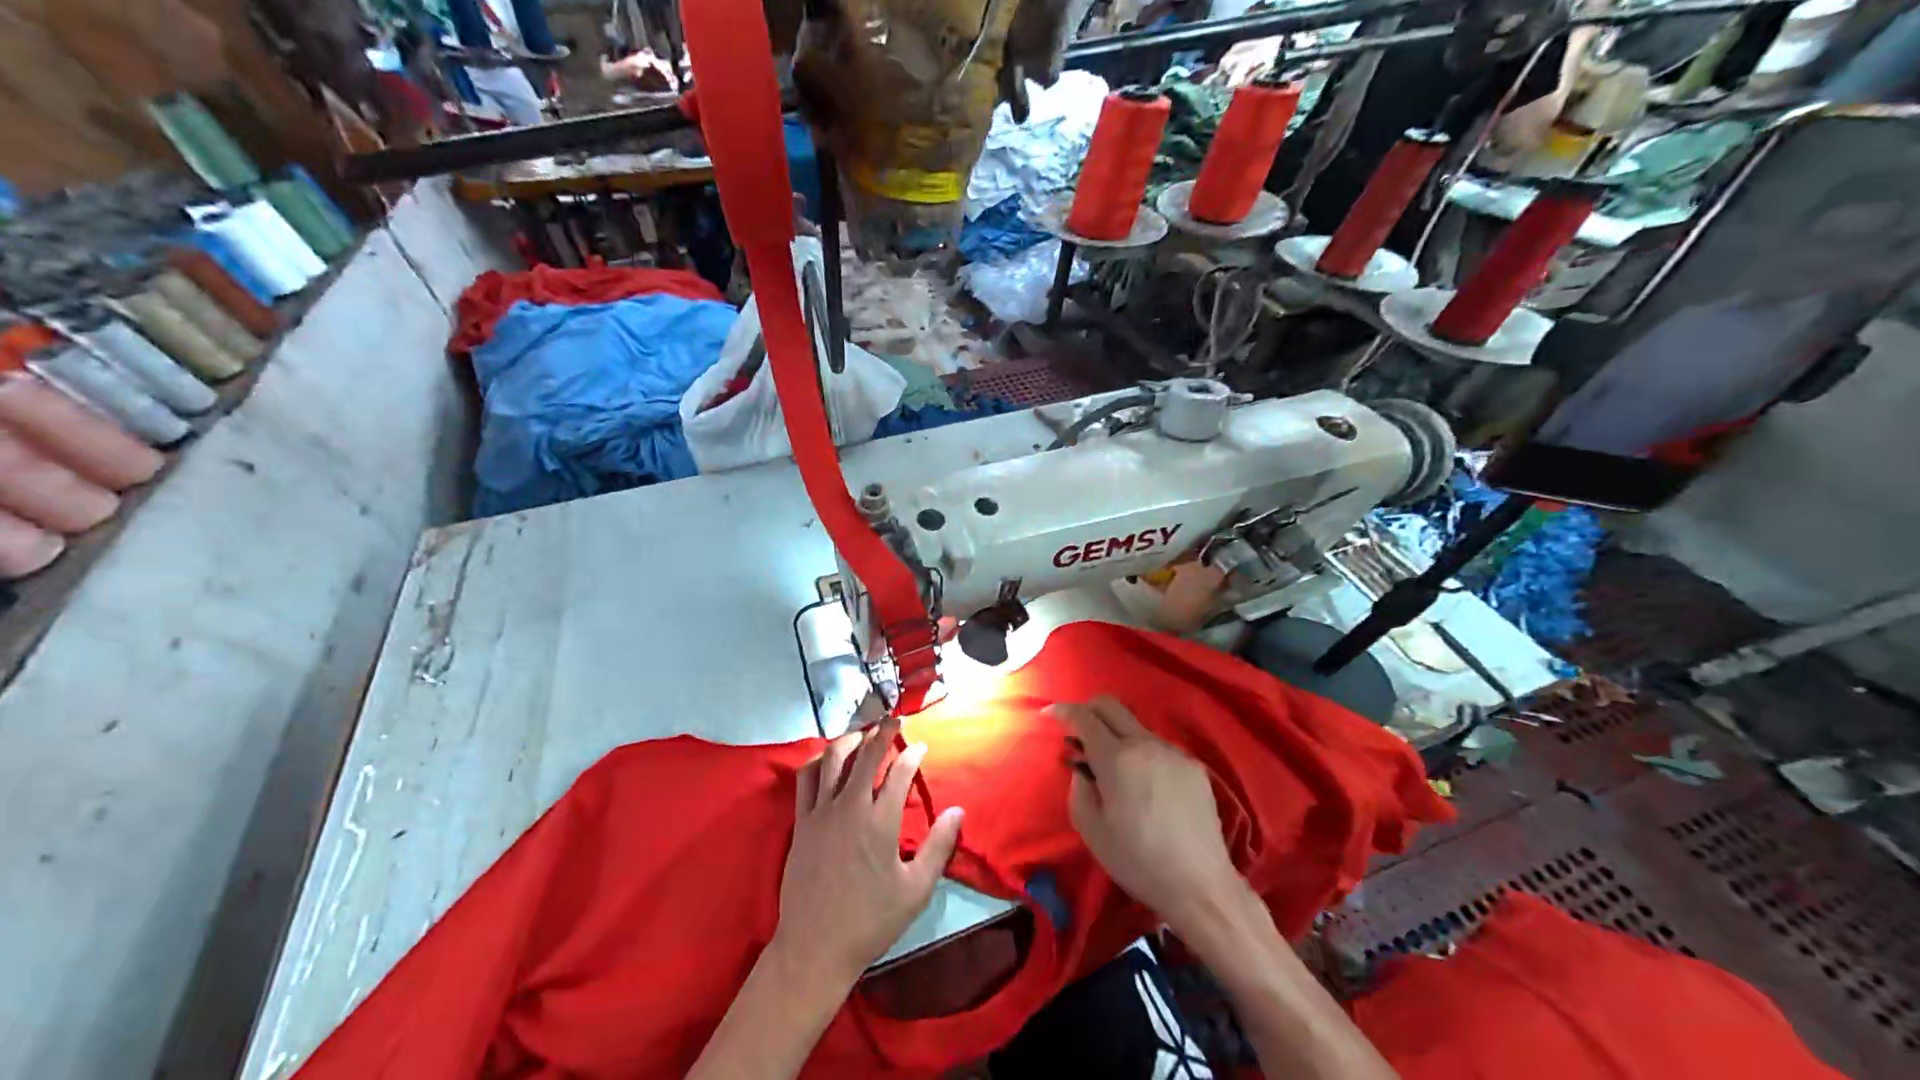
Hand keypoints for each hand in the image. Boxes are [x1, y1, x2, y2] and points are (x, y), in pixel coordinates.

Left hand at [769, 722, 964, 988]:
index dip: (913, 754)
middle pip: (866, 755)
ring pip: (833, 758)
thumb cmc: (871, 921)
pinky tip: (827, 757)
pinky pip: (806, 779)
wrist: (815, 947)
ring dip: (850, 739)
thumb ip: (939, 846)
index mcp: (880, 822)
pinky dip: (818, 760)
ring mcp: (820, 812)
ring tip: (863, 732)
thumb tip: (958, 811)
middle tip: (894, 720)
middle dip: (883, 732)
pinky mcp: (801, 822)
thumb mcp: (916, 889)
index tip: (921, 746)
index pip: (899, 772)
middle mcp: (849, 807)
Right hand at [1057, 697, 1245, 933]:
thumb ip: (1078, 786)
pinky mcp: (1193, 766)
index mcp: (1117, 759)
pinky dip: (1141, 753)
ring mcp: (1174, 752)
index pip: (1084, 717)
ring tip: (1112, 768)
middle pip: (1111, 705)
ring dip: (1116, 734)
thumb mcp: (1090, 828)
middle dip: (1087, 710)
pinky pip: (1158, 747)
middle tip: (1075, 731)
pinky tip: (1143, 785)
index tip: (1048, 715)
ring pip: (1135, 726)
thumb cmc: (1137, 861)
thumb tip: (1082, 764)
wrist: (1200, 885)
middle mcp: (1147, 744)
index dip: (1062, 711)